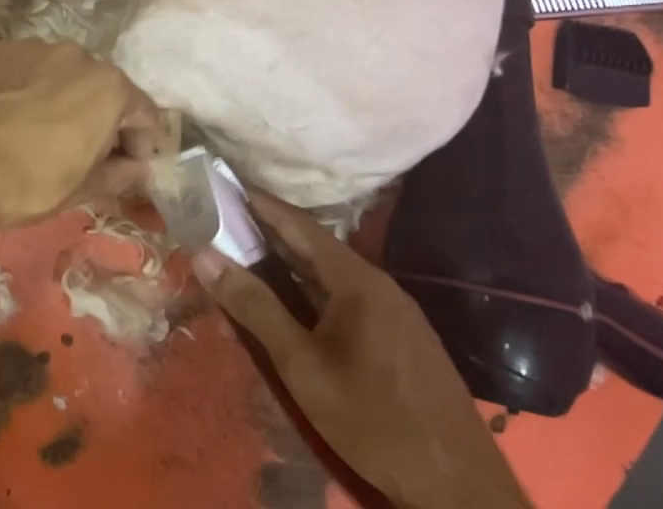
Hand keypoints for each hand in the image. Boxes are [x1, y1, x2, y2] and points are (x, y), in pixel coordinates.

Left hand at [0, 40, 161, 234]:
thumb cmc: (28, 184)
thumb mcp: (85, 188)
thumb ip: (122, 173)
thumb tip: (137, 166)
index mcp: (109, 87)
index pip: (144, 113)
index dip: (140, 144)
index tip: (126, 166)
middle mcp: (75, 55)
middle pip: (101, 87)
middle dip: (101, 117)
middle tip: (84, 151)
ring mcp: (30, 48)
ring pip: (60, 73)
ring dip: (62, 97)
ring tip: (41, 131)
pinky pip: (23, 69)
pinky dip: (25, 87)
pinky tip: (9, 115)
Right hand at [194, 192, 530, 508]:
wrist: (459, 488)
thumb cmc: (373, 419)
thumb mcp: (301, 364)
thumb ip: (254, 306)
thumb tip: (203, 254)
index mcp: (359, 283)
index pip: (299, 225)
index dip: (258, 203)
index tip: (219, 184)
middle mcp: (380, 287)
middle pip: (313, 247)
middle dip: (264, 231)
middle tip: (217, 219)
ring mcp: (395, 314)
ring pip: (328, 275)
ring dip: (284, 262)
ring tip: (239, 254)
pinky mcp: (399, 340)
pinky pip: (342, 298)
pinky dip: (305, 288)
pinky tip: (285, 300)